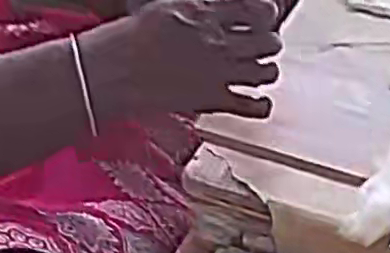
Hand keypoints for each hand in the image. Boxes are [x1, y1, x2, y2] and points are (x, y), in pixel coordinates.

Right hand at [83, 0, 282, 120]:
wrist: (118, 68)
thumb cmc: (133, 38)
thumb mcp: (164, 8)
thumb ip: (192, 7)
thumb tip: (209, 8)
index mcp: (200, 12)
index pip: (248, 8)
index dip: (265, 11)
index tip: (268, 14)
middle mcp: (214, 40)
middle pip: (264, 40)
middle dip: (271, 42)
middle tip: (270, 44)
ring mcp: (217, 71)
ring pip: (264, 71)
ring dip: (270, 71)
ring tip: (266, 70)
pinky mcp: (216, 100)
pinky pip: (255, 107)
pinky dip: (264, 105)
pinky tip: (262, 102)